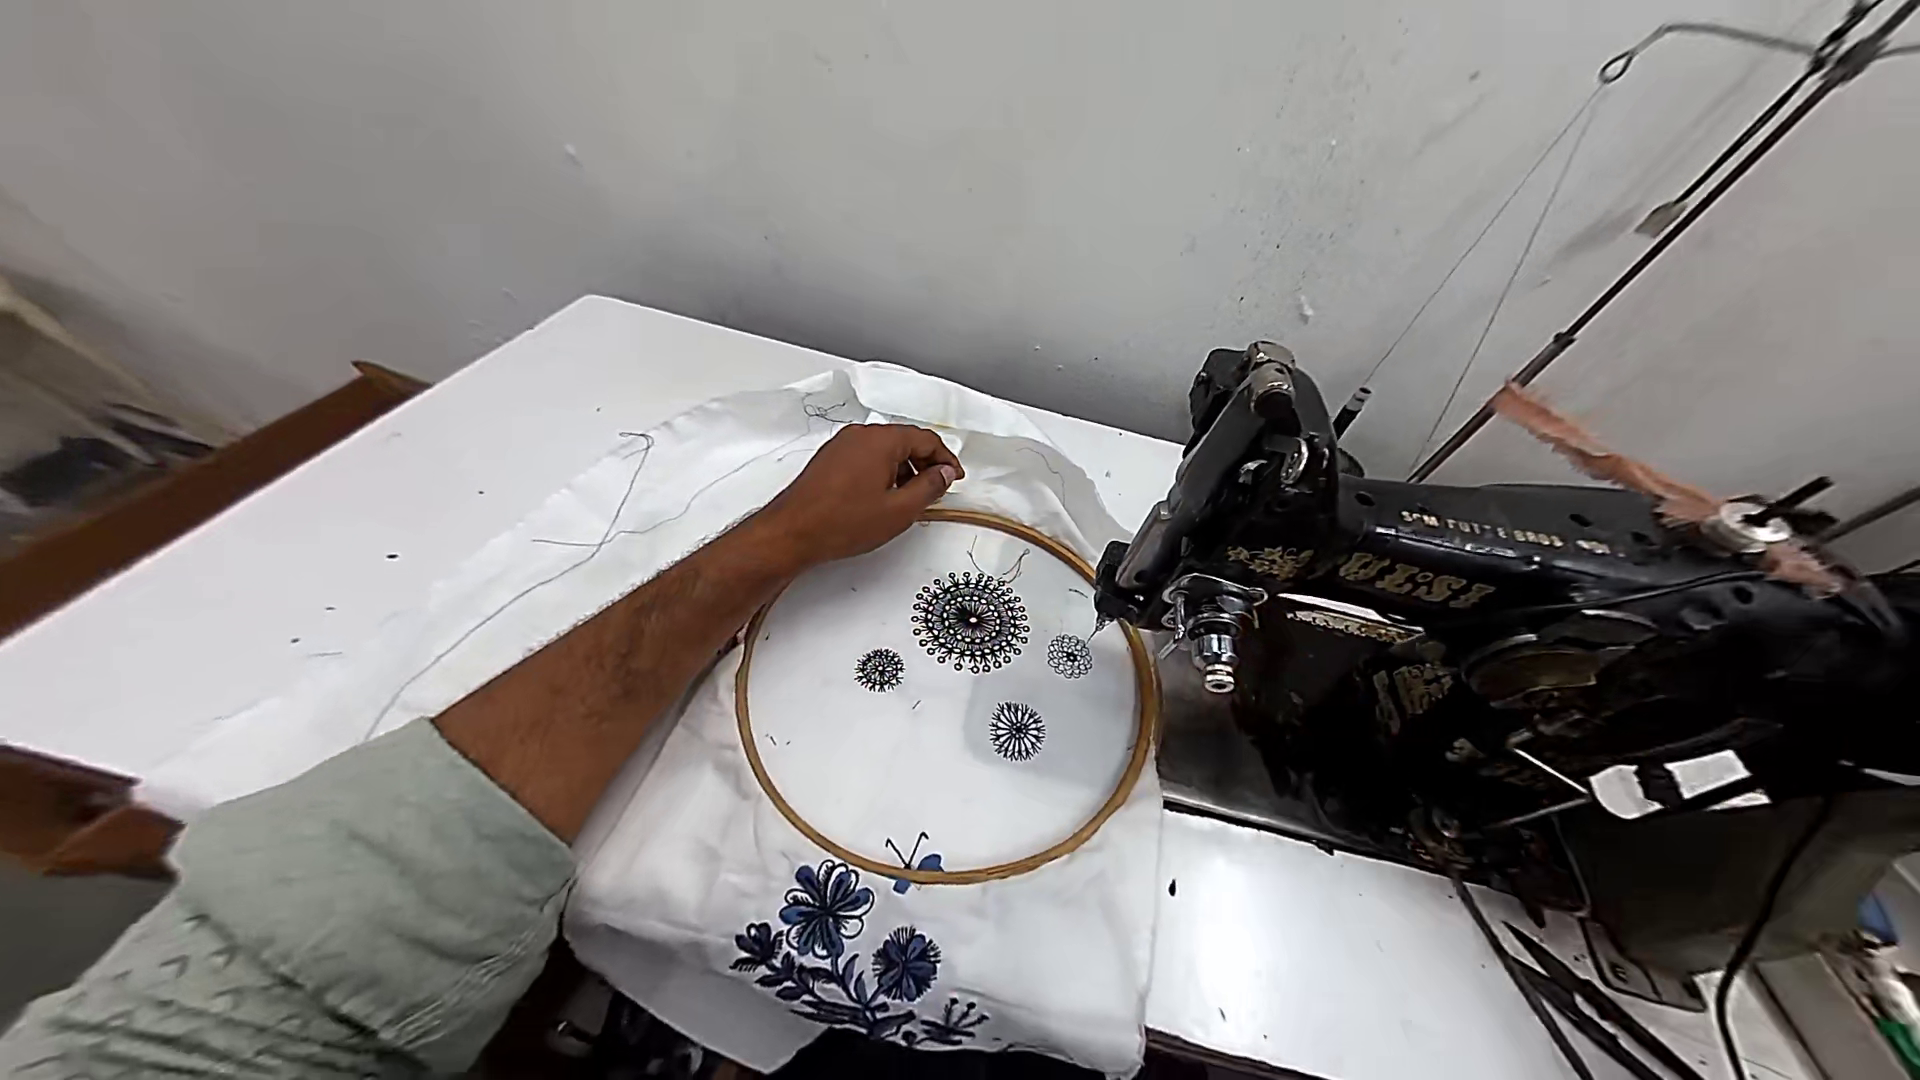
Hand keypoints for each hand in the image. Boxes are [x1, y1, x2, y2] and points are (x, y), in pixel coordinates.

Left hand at [750, 423, 963, 570]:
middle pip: (904, 440)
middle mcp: (859, 436)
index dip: (945, 459)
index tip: (953, 475)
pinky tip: (883, 496)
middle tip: (937, 487)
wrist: (792, 533)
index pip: (925, 439)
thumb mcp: (899, 510)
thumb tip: (943, 474)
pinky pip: (865, 457)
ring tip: (910, 497)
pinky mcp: (830, 459)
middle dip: (925, 463)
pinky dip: (882, 471)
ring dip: (904, 468)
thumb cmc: (838, 522)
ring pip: (884, 449)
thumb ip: (929, 488)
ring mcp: (841, 446)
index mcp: (880, 440)